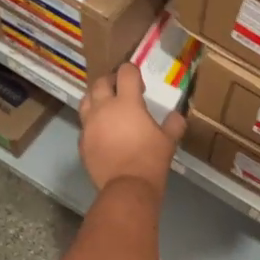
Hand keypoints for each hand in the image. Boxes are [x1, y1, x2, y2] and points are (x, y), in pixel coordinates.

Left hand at [79, 63, 184, 194]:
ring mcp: (89, 124)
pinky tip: (101, 132)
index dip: (132, 72)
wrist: (127, 187)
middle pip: (101, 82)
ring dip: (96, 98)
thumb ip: (173, 124)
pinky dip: (92, 122)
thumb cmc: (150, 160)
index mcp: (126, 102)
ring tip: (106, 106)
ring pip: (86, 100)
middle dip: (111, 81)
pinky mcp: (82, 141)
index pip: (126, 72)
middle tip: (121, 90)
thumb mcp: (168, 141)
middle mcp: (103, 108)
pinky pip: (84, 124)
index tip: (139, 84)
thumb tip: (177, 116)